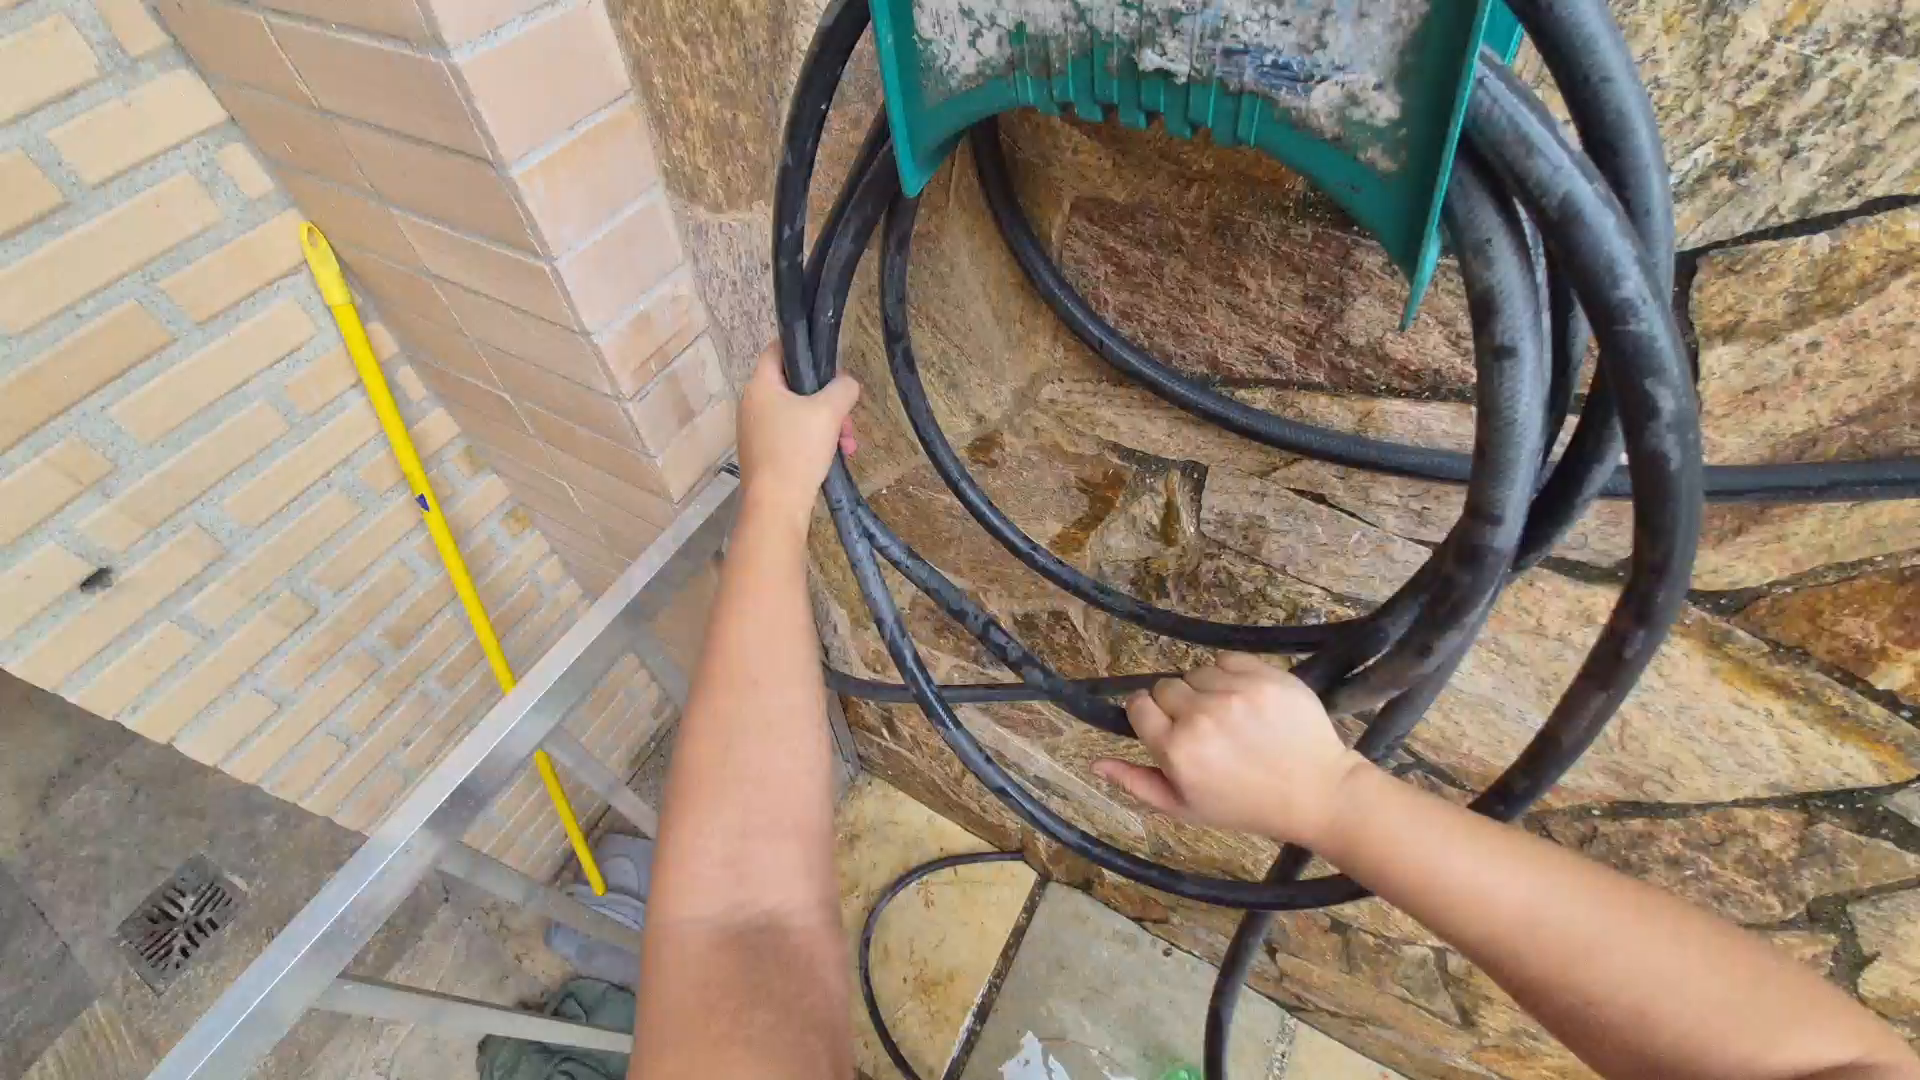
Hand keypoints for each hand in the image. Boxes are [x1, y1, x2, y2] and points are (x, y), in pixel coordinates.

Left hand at [736, 341, 858, 531]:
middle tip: (847, 416)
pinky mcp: (765, 454)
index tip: (829, 359)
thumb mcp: (829, 412)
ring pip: (798, 415)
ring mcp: (757, 431)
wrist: (776, 504)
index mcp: (761, 386)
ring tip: (848, 443)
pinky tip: (837, 456)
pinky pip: (794, 437)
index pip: (777, 349)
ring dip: (827, 424)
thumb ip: (843, 388)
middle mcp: (753, 405)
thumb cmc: (797, 450)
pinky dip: (815, 441)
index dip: (803, 347)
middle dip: (828, 400)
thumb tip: (847, 384)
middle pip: (795, 387)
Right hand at [1093, 653, 1367, 846]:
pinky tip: (1247, 703)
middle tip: (1205, 731)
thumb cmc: (1245, 805)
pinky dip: (1231, 676)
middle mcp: (1201, 718)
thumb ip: (1135, 782)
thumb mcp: (1184, 807)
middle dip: (1178, 705)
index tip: (1168, 730)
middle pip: (1165, 687)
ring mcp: (1235, 694)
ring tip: (1231, 718)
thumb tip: (1093, 763)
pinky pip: (1226, 661)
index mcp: (1176, 751)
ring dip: (1205, 690)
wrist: (1318, 793)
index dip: (1150, 717)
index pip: (1139, 705)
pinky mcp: (1264, 676)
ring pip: (1195, 673)